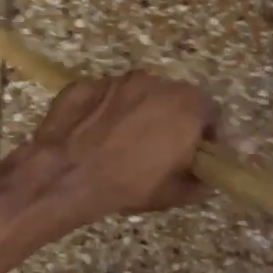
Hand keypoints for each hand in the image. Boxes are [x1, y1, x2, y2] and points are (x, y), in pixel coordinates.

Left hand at [27, 70, 218, 217]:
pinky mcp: (78, 88)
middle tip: (157, 145)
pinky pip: (96, 99)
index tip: (195, 151)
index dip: (204, 134)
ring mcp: (110, 81)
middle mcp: (151, 82)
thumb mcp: (179, 191)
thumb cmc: (129, 183)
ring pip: (131, 95)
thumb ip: (202, 176)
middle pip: (168, 98)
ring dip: (132, 111)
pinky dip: (97, 111)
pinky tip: (89, 133)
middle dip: (168, 118)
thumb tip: (204, 173)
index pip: (208, 113)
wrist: (64, 175)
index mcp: (186, 102)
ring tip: (119, 138)